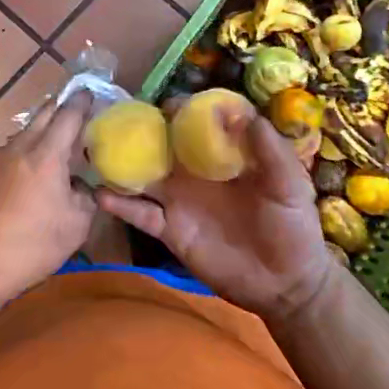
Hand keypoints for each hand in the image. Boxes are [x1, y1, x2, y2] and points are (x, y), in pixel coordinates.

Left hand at [0, 93, 95, 303]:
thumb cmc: (31, 247)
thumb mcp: (77, 226)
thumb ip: (87, 197)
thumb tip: (83, 185)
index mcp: (46, 154)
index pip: (69, 114)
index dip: (83, 101)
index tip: (93, 93)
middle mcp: (19, 147)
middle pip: (44, 114)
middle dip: (63, 109)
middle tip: (80, 115)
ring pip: (26, 133)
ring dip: (44, 133)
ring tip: (58, 150)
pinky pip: (11, 152)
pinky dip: (27, 152)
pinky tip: (32, 177)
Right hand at [97, 111, 333, 321]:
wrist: (286, 283)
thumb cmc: (293, 226)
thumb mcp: (289, 184)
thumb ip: (268, 149)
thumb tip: (239, 113)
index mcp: (223, 154)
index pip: (197, 122)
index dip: (182, 109)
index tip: (168, 106)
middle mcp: (195, 171)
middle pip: (162, 142)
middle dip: (140, 129)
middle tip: (115, 122)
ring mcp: (179, 200)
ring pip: (143, 174)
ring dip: (121, 163)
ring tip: (95, 152)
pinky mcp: (170, 229)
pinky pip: (140, 214)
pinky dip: (119, 205)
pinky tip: (101, 196)